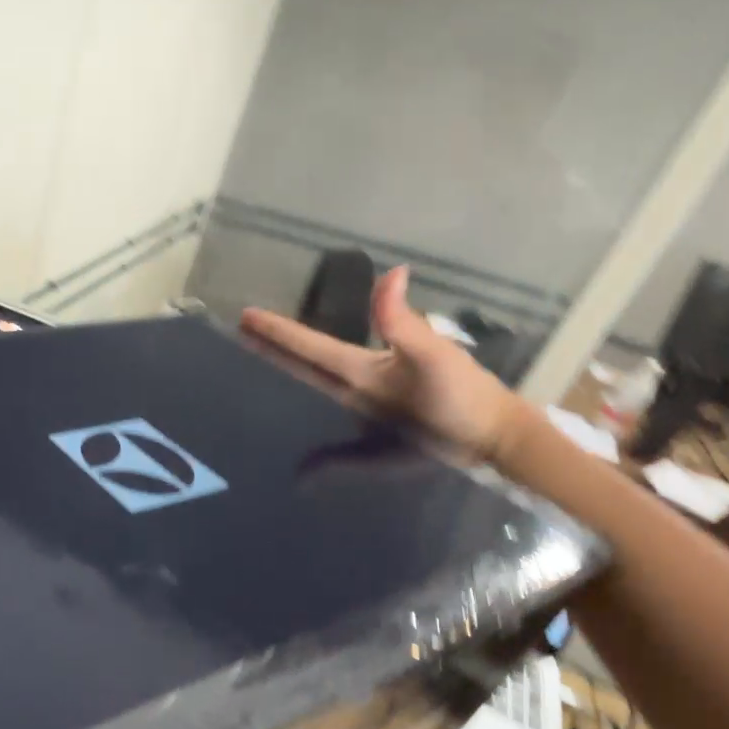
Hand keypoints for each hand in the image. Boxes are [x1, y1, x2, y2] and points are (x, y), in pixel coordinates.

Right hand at [240, 266, 535, 461]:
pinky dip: (307, 445)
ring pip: (313, 391)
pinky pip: (328, 438)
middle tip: (236, 337)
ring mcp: (363, 411)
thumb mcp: (432, 357)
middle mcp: (357, 386)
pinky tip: (291, 457)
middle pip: (305, 366)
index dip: (280, 332)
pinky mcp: (370, 439)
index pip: (312, 347)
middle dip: (271, 350)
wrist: (492, 438)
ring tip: (251, 371)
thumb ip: (403, 324)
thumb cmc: (463, 395)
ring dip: (283, 380)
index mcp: (363, 367)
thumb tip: (392, 272)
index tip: (246, 316)